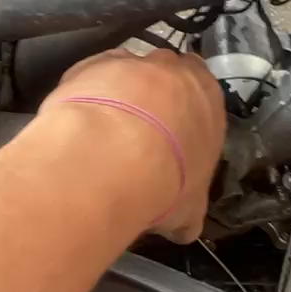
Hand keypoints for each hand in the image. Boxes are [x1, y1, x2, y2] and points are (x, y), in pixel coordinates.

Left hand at [41, 48, 225, 242]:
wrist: (114, 155)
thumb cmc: (167, 179)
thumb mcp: (189, 209)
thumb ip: (189, 211)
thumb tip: (184, 229)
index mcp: (209, 97)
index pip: (202, 95)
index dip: (185, 115)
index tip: (172, 139)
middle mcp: (174, 70)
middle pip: (164, 78)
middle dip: (152, 102)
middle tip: (136, 139)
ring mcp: (131, 62)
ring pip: (125, 74)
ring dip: (117, 98)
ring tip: (103, 136)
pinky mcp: (89, 63)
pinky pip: (90, 77)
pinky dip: (86, 96)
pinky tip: (81, 125)